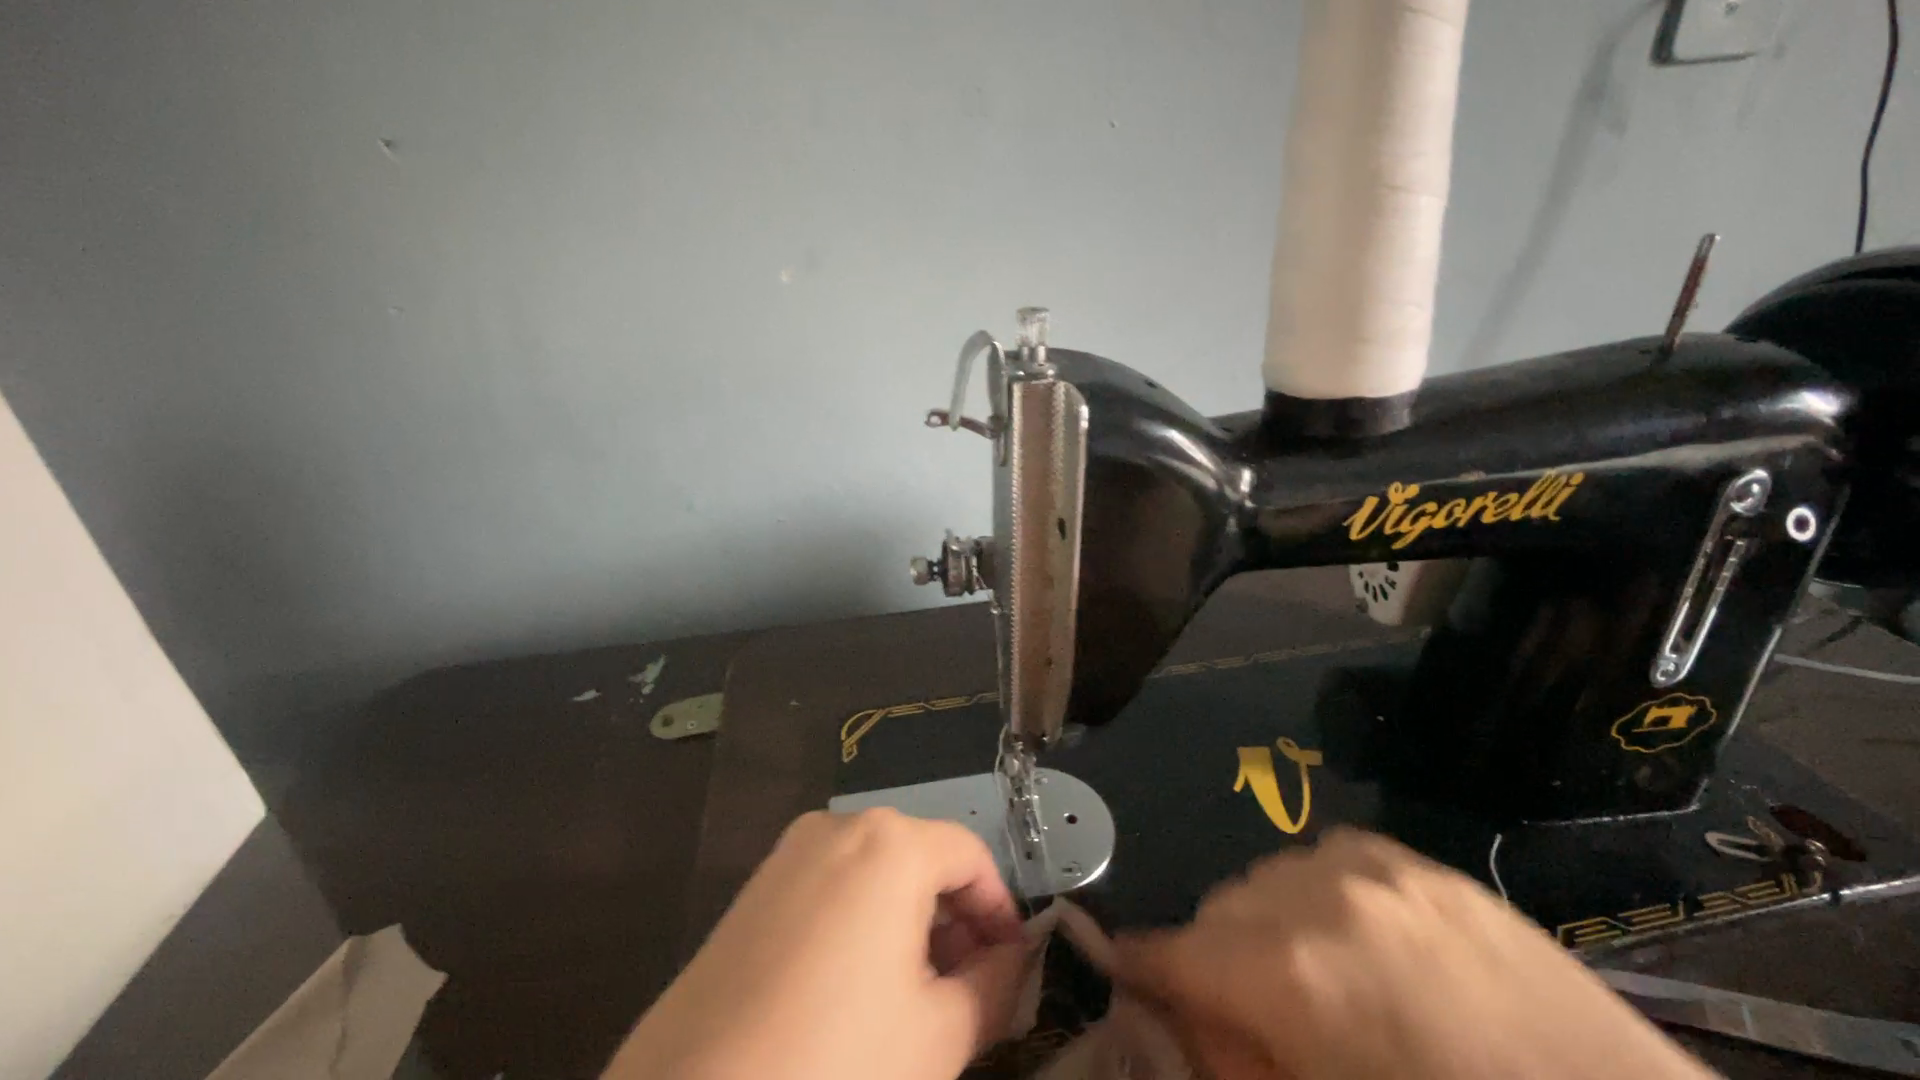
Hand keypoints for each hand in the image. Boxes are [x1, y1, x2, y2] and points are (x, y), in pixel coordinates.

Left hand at [604, 808, 1031, 1079]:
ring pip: (875, 874)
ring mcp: (786, 856)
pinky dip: (861, 924)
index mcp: (890, 843)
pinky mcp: (752, 891)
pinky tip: (855, 991)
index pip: (972, 855)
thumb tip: (1012, 960)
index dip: (1001, 910)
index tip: (1012, 964)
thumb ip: (997, 984)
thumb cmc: (838, 1058)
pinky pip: (829, 889)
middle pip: (921, 859)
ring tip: (914, 996)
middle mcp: (836, 827)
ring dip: (909, 923)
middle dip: (954, 919)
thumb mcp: (941, 1032)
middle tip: (967, 987)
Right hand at [1113, 829, 1714, 1079]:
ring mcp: (1380, 870)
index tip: (1127, 979)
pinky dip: (1318, 897)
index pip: (1173, 951)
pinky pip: (1330, 860)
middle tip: (1248, 1017)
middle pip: (1217, 910)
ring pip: (1268, 877)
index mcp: (1291, 974)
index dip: (1139, 970)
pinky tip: (1358, 943)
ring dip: (1266, 925)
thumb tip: (1179, 1018)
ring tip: (1311, 981)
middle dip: (1215, 962)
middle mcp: (1320, 896)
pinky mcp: (1426, 864)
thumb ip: (1233, 1058)